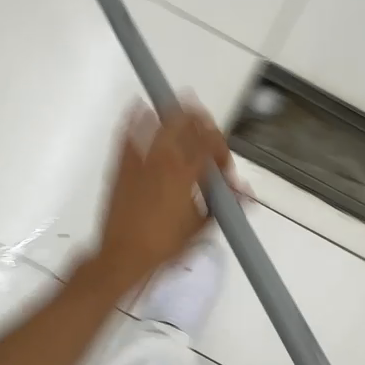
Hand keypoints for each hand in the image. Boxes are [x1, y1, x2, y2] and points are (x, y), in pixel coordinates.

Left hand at [87, 103, 232, 288]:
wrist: (123, 254)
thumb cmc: (162, 246)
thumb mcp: (200, 227)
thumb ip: (224, 205)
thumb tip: (243, 194)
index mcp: (187, 174)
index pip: (212, 141)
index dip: (222, 147)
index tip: (221, 162)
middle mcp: (164, 159)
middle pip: (188, 120)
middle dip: (201, 122)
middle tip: (205, 132)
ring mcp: (140, 158)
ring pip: (160, 119)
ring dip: (173, 114)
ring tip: (180, 117)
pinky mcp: (121, 163)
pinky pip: (128, 131)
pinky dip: (136, 117)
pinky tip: (140, 110)